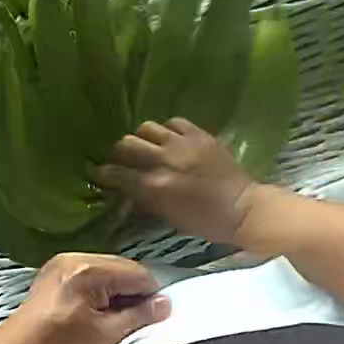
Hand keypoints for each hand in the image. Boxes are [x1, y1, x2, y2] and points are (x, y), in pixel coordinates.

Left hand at [0, 253, 171, 343]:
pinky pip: (89, 271)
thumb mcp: (106, 335)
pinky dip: (98, 286)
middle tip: (127, 319)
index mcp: (88, 271)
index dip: (150, 296)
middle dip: (132, 291)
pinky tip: (93, 309)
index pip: (138, 274)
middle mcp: (75, 257)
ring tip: (107, 317)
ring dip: (115, 289)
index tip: (149, 317)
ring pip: (107, 268)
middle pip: (122, 267)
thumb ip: (139, 316)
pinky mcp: (54, 269)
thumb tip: (165, 304)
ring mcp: (62, 261)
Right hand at [97, 119, 273, 245]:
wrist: (243, 208)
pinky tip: (169, 139)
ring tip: (146, 146)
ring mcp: (182, 144)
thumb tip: (125, 190)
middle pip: (126, 144)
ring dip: (141, 137)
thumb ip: (144, 199)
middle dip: (119, 152)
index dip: (104, 173)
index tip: (100, 174)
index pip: (116, 173)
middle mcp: (164, 160)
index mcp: (154, 186)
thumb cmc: (203, 220)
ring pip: (146, 128)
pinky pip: (173, 122)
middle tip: (121, 159)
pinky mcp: (200, 135)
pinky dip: (166, 130)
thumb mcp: (167, 216)